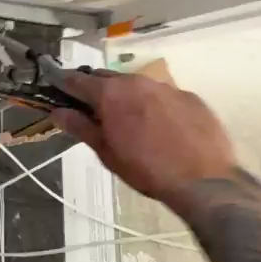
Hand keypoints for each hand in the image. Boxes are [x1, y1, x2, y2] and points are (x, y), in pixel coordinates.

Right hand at [50, 70, 238, 208]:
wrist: (206, 183)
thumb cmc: (147, 169)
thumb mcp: (106, 152)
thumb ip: (79, 127)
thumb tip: (57, 112)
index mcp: (109, 93)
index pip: (74, 79)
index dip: (61, 83)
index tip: (54, 88)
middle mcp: (135, 81)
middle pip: (106, 78)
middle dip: (96, 90)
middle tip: (94, 110)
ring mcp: (166, 87)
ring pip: (136, 85)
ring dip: (127, 96)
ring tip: (132, 120)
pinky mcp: (192, 98)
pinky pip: (165, 96)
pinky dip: (156, 105)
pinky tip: (163, 127)